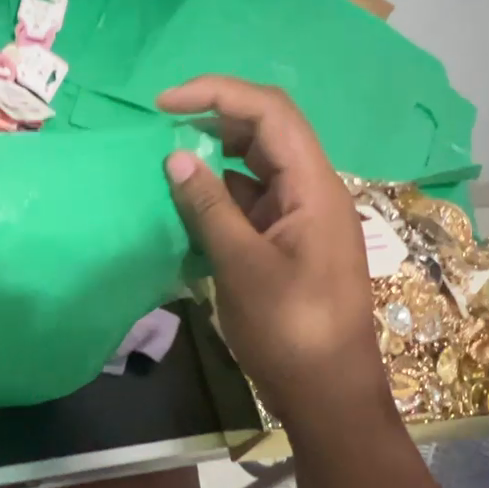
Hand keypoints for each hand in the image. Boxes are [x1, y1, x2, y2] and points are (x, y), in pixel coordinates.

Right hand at [157, 75, 385, 421]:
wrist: (328, 393)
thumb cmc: (290, 331)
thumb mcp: (242, 267)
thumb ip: (209, 209)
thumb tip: (175, 159)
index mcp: (313, 187)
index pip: (269, 112)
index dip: (218, 94)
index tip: (164, 104)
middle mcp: (311, 192)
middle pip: (265, 134)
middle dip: (213, 123)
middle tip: (160, 134)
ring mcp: (300, 220)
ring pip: (255, 171)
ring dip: (212, 164)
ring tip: (165, 171)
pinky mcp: (287, 246)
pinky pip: (251, 206)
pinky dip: (219, 202)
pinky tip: (186, 213)